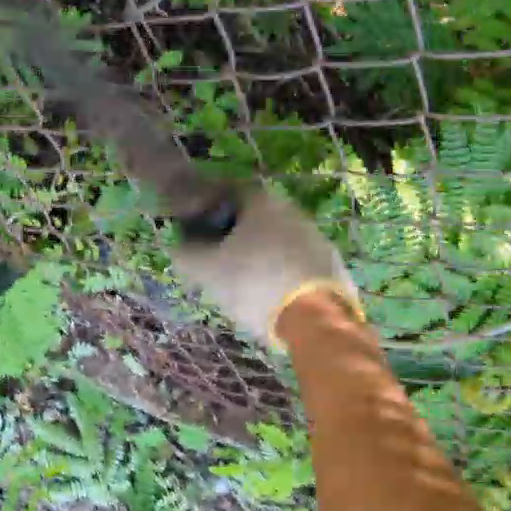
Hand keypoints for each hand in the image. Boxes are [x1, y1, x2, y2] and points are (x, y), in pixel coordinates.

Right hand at [172, 188, 360, 346]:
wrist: (317, 321)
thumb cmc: (254, 282)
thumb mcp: (206, 270)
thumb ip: (186, 253)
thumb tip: (177, 246)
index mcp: (261, 202)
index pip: (229, 189)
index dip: (208, 203)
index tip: (196, 223)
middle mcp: (292, 212)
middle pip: (255, 215)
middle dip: (234, 230)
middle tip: (216, 251)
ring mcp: (317, 239)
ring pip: (278, 239)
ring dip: (259, 251)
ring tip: (242, 277)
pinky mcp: (333, 267)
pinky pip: (297, 262)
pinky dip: (281, 271)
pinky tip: (270, 293)